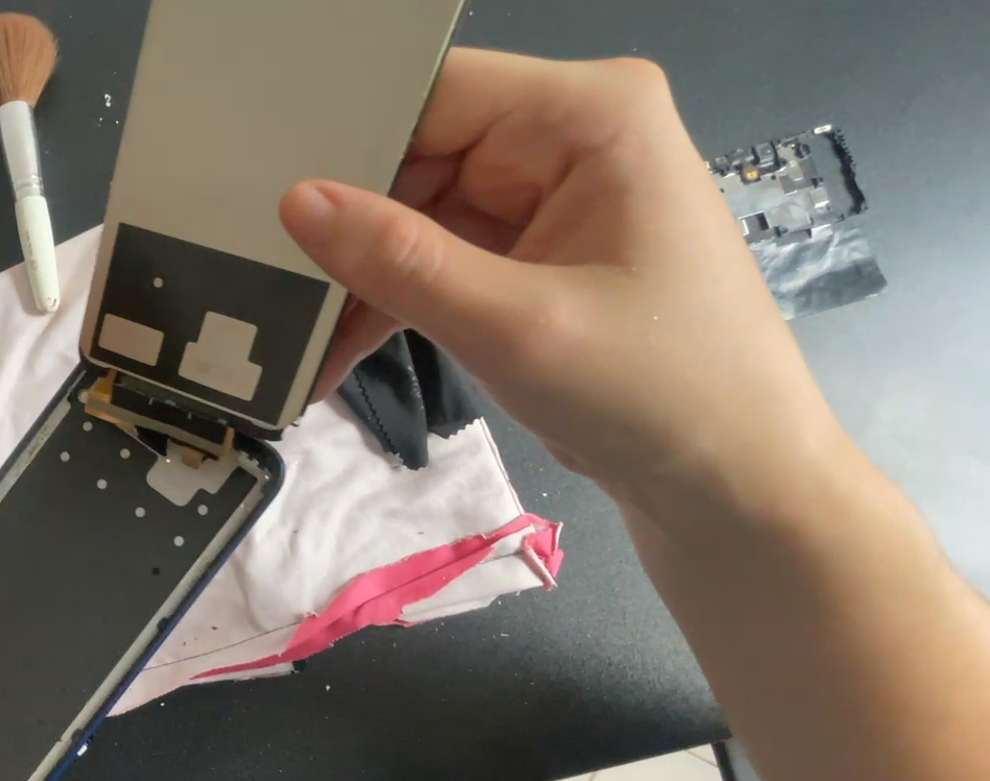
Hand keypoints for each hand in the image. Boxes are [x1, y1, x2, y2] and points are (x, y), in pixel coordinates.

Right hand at [281, 49, 849, 524]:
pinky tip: (335, 357)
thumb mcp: (510, 324)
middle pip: (413, 163)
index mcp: (584, 118)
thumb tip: (295, 203)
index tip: (273, 210)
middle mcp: (558, 143)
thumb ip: (400, 261)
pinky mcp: (517, 259)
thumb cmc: (647, 388)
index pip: (435, 100)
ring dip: (358, 287)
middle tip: (274, 290)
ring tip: (299, 342)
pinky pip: (428, 267)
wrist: (716, 472)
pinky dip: (384, 311)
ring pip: (409, 223)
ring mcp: (534, 204)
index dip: (351, 148)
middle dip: (347, 237)